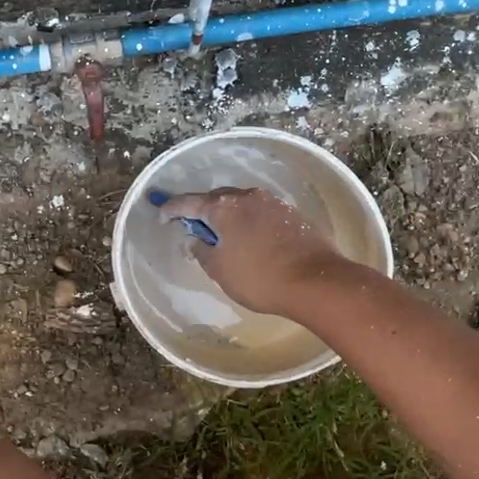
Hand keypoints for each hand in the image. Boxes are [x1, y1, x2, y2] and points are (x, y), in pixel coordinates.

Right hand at [155, 187, 355, 316]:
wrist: (317, 282)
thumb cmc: (260, 277)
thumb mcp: (220, 270)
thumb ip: (203, 251)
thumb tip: (197, 240)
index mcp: (223, 207)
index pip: (189, 203)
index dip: (172, 208)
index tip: (161, 214)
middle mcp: (247, 197)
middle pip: (217, 199)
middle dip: (203, 210)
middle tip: (195, 227)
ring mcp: (272, 203)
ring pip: (241, 204)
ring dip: (229, 216)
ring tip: (225, 236)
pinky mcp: (292, 214)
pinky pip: (261, 213)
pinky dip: (250, 222)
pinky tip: (251, 239)